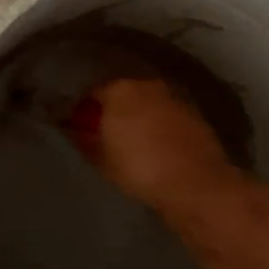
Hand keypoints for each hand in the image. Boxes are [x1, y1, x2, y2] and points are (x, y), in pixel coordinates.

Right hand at [90, 78, 237, 208]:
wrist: (196, 183)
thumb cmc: (140, 169)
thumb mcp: (102, 160)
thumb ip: (84, 139)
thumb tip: (72, 129)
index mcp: (119, 90)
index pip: (93, 93)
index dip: (85, 113)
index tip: (83, 131)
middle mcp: (147, 85)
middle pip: (123, 94)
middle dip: (115, 111)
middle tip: (110, 137)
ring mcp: (174, 97)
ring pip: (148, 104)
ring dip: (141, 117)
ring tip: (137, 144)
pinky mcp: (195, 113)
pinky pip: (168, 116)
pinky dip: (162, 125)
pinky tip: (161, 147)